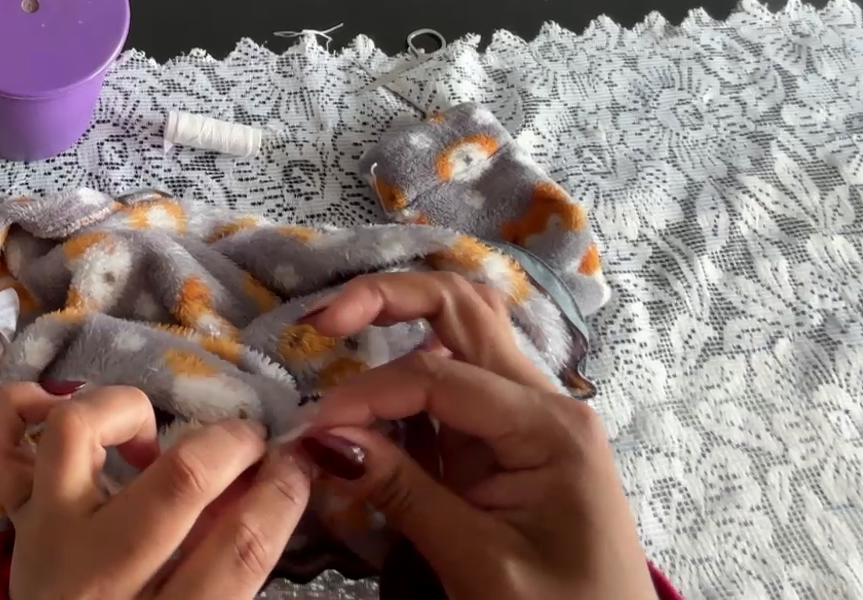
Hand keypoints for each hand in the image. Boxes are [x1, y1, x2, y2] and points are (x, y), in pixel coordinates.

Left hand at [0, 383, 313, 598]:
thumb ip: (225, 563)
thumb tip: (264, 482)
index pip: (235, 555)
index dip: (279, 497)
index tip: (295, 461)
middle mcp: (94, 577)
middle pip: (173, 486)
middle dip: (225, 447)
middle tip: (246, 437)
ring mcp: (42, 537)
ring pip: (76, 433)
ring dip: (124, 413)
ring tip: (147, 438)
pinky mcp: (12, 516)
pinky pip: (0, 442)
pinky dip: (26, 405)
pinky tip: (62, 409)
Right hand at [296, 271, 655, 599]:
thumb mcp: (481, 565)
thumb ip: (400, 490)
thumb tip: (317, 438)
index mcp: (548, 426)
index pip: (434, 378)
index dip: (366, 394)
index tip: (314, 429)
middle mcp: (541, 398)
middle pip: (460, 307)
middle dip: (385, 298)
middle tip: (323, 320)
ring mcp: (523, 411)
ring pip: (458, 324)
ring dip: (397, 315)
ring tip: (338, 327)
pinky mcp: (501, 433)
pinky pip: (449, 372)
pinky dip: (403, 363)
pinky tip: (368, 377)